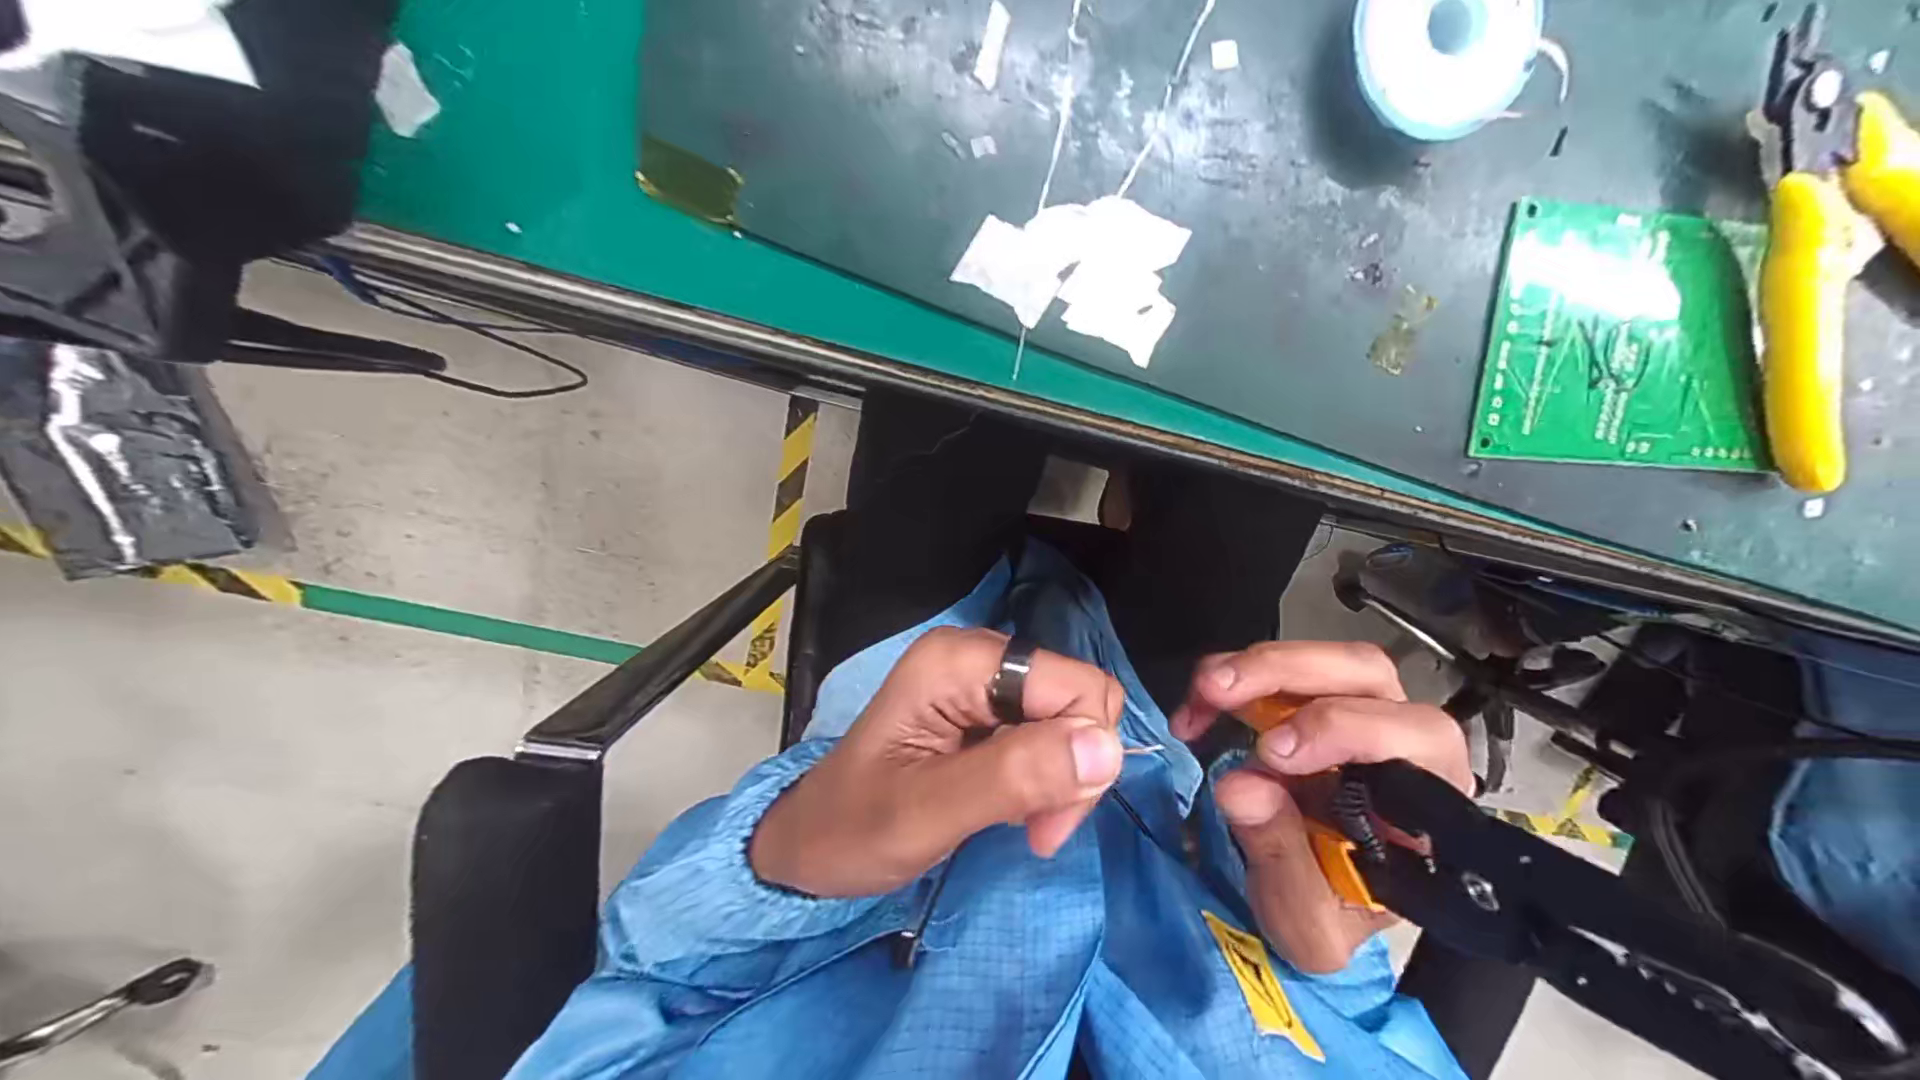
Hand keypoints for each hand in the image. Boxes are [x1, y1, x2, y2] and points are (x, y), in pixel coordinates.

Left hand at [750, 627, 1126, 897]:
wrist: (812, 841)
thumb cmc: (853, 828)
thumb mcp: (927, 812)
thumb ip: (1014, 776)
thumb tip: (1107, 748)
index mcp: (958, 661)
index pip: (1074, 684)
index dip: (1081, 751)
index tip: (1050, 819)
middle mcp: (977, 656)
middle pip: (1078, 698)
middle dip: (1072, 768)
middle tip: (1037, 826)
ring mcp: (982, 680)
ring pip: (1071, 718)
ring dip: (1061, 778)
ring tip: (1021, 822)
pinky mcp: (986, 707)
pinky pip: (1050, 733)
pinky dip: (1046, 776)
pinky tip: (1014, 807)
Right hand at [1172, 642, 1471, 973]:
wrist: (1306, 899)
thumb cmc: (1326, 913)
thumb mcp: (1305, 920)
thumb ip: (1279, 859)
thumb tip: (1238, 784)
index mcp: (1426, 805)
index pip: (1419, 738)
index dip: (1345, 728)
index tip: (1270, 753)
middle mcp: (1401, 747)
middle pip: (1368, 674)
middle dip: (1287, 673)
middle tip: (1219, 693)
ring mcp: (1357, 716)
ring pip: (1328, 660)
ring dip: (1259, 666)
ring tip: (1204, 690)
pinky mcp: (1312, 704)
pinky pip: (1281, 666)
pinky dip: (1234, 674)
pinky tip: (1201, 703)